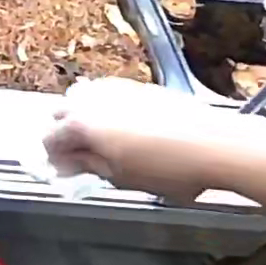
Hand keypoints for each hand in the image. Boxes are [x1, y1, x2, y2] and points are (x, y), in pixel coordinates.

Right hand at [43, 79, 265, 199]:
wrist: (214, 143)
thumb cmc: (167, 168)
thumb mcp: (120, 177)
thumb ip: (87, 166)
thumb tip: (66, 164)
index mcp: (83, 123)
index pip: (50, 137)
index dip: (53, 157)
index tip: (64, 171)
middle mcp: (94, 99)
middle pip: (63, 113)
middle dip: (64, 134)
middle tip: (79, 159)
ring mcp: (117, 88)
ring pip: (84, 100)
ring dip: (84, 120)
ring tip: (103, 146)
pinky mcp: (139, 87)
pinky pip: (107, 96)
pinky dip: (105, 111)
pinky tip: (123, 131)